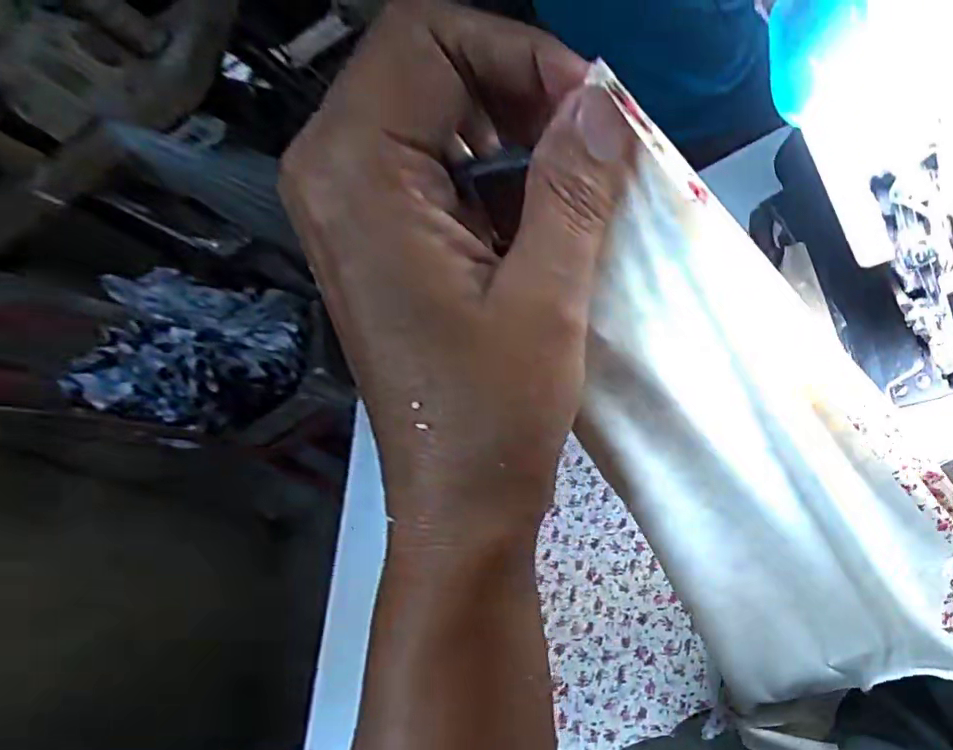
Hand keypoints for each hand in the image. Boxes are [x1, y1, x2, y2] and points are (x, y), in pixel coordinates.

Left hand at [279, 0, 633, 545]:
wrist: (463, 500)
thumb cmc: (495, 412)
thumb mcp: (545, 300)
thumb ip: (571, 192)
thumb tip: (605, 106)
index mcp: (360, 171)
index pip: (427, 40)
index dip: (523, 54)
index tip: (601, 109)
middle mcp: (343, 175)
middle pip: (434, 76)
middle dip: (529, 95)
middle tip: (609, 146)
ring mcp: (367, 215)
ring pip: (449, 130)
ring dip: (529, 144)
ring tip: (599, 186)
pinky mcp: (399, 251)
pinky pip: (456, 185)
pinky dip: (516, 189)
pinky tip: (567, 226)